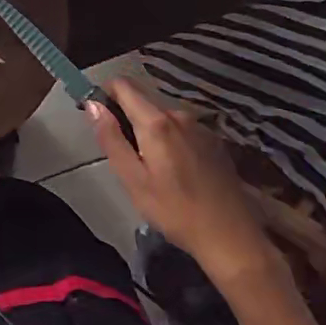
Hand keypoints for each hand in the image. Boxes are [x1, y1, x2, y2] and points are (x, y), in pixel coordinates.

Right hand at [87, 77, 277, 288]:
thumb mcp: (132, 178)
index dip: (105, 94)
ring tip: (151, 168)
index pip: (123, 85)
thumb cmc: (175, 210)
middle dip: (127, 118)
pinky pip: (181, 129)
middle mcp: (180, 116)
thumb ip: (110, 137)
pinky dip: (170, 140)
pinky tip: (176, 171)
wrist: (233, 239)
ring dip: (149, 131)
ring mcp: (201, 128)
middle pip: (142, 101)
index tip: (98, 116)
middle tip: (125, 156)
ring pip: (162, 117)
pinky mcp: (215, 142)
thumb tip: (92, 104)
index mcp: (156, 122)